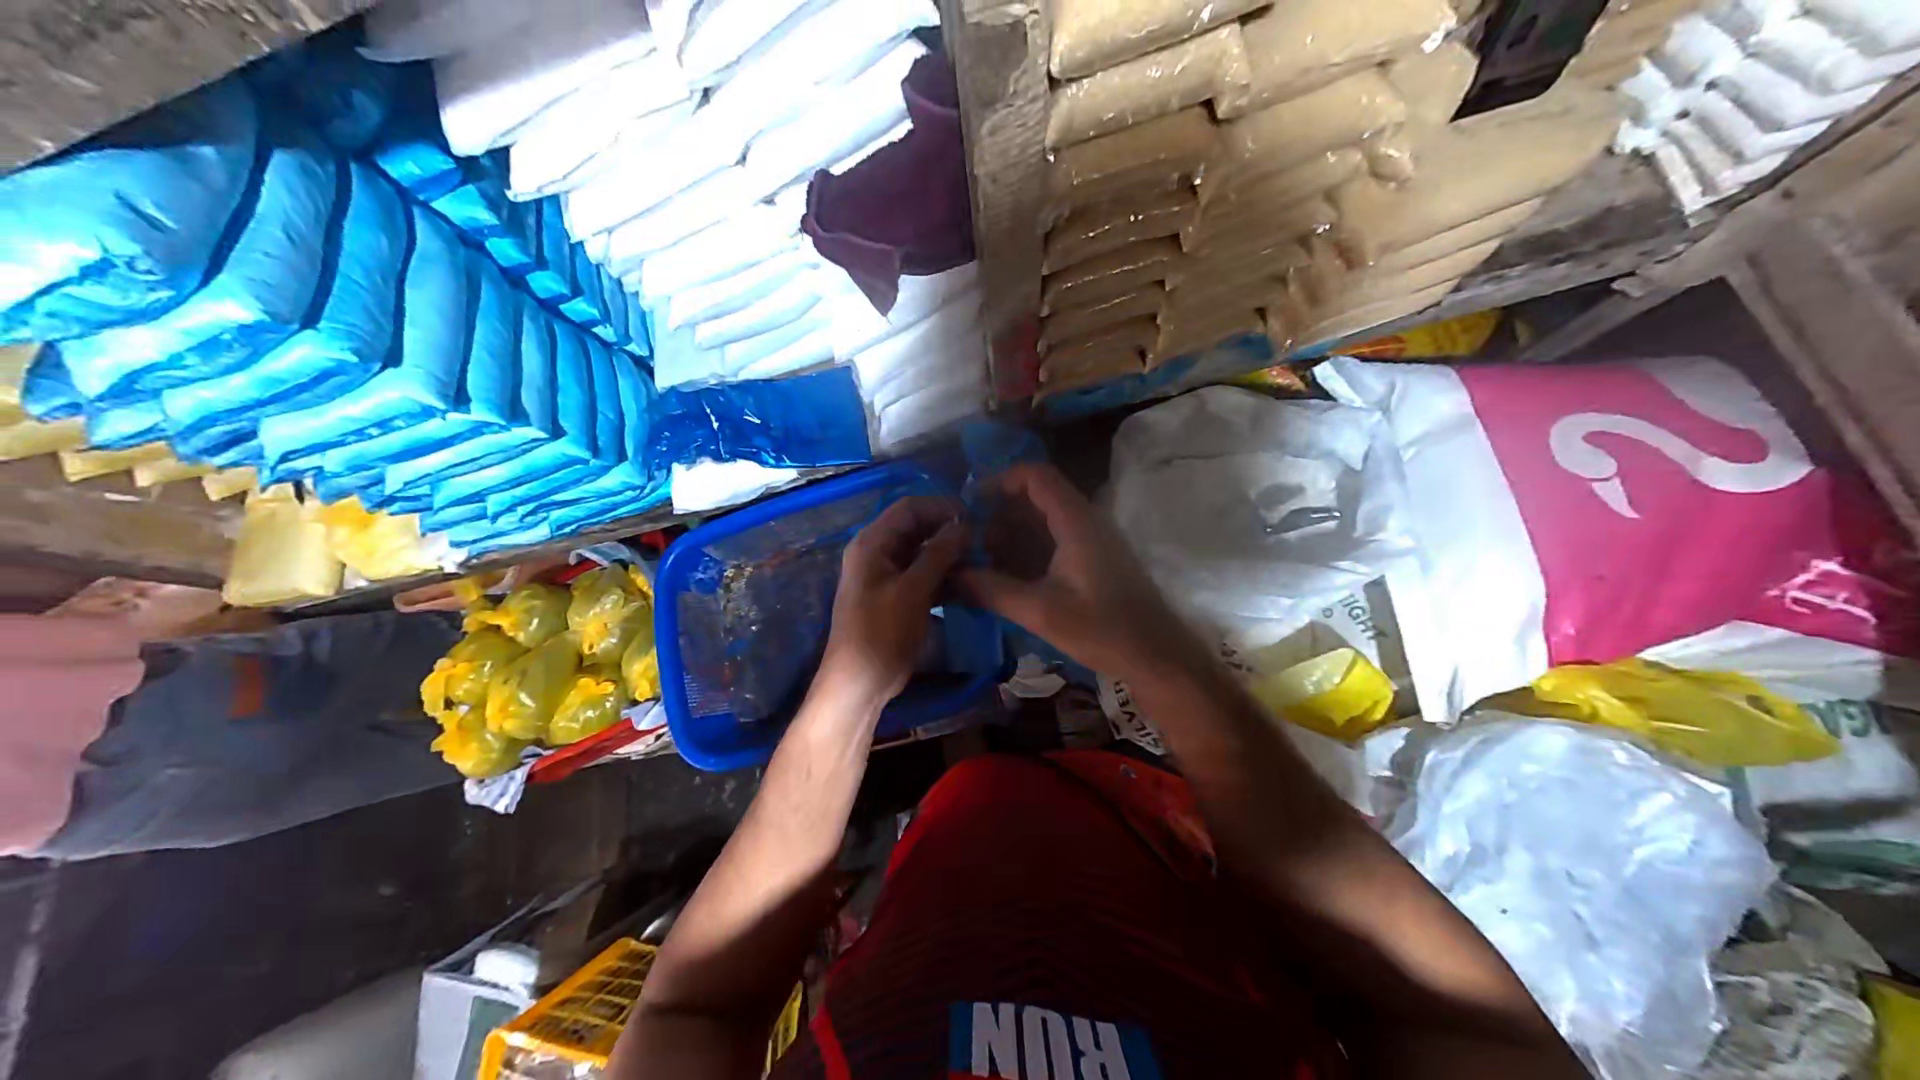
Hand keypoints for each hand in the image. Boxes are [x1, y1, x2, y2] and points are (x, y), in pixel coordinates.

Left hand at [819, 496, 966, 707]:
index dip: (942, 507)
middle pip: (915, 528)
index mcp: (871, 543)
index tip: (976, 517)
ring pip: (920, 552)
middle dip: (947, 530)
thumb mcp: (914, 590)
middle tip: (983, 539)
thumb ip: (939, 553)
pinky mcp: (894, 596)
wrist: (859, 683)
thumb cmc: (883, 633)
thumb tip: (965, 525)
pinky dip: (941, 574)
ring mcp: (883, 575)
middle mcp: (875, 552)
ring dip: (947, 553)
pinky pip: (920, 574)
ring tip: (980, 559)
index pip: (910, 507)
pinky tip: (966, 582)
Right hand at [960, 463, 1192, 678]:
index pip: (1035, 476)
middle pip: (1034, 497)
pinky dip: (1023, 552)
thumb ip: (993, 590)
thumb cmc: (1103, 630)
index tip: (969, 503)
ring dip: (1008, 534)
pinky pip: (1050, 543)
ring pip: (1041, 522)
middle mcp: (1083, 522)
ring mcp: (1089, 542)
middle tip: (964, 538)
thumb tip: (951, 575)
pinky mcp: (1090, 563)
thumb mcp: (1041, 612)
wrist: (1156, 657)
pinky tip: (1000, 576)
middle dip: (996, 513)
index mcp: (1076, 521)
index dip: (999, 481)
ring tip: (975, 559)